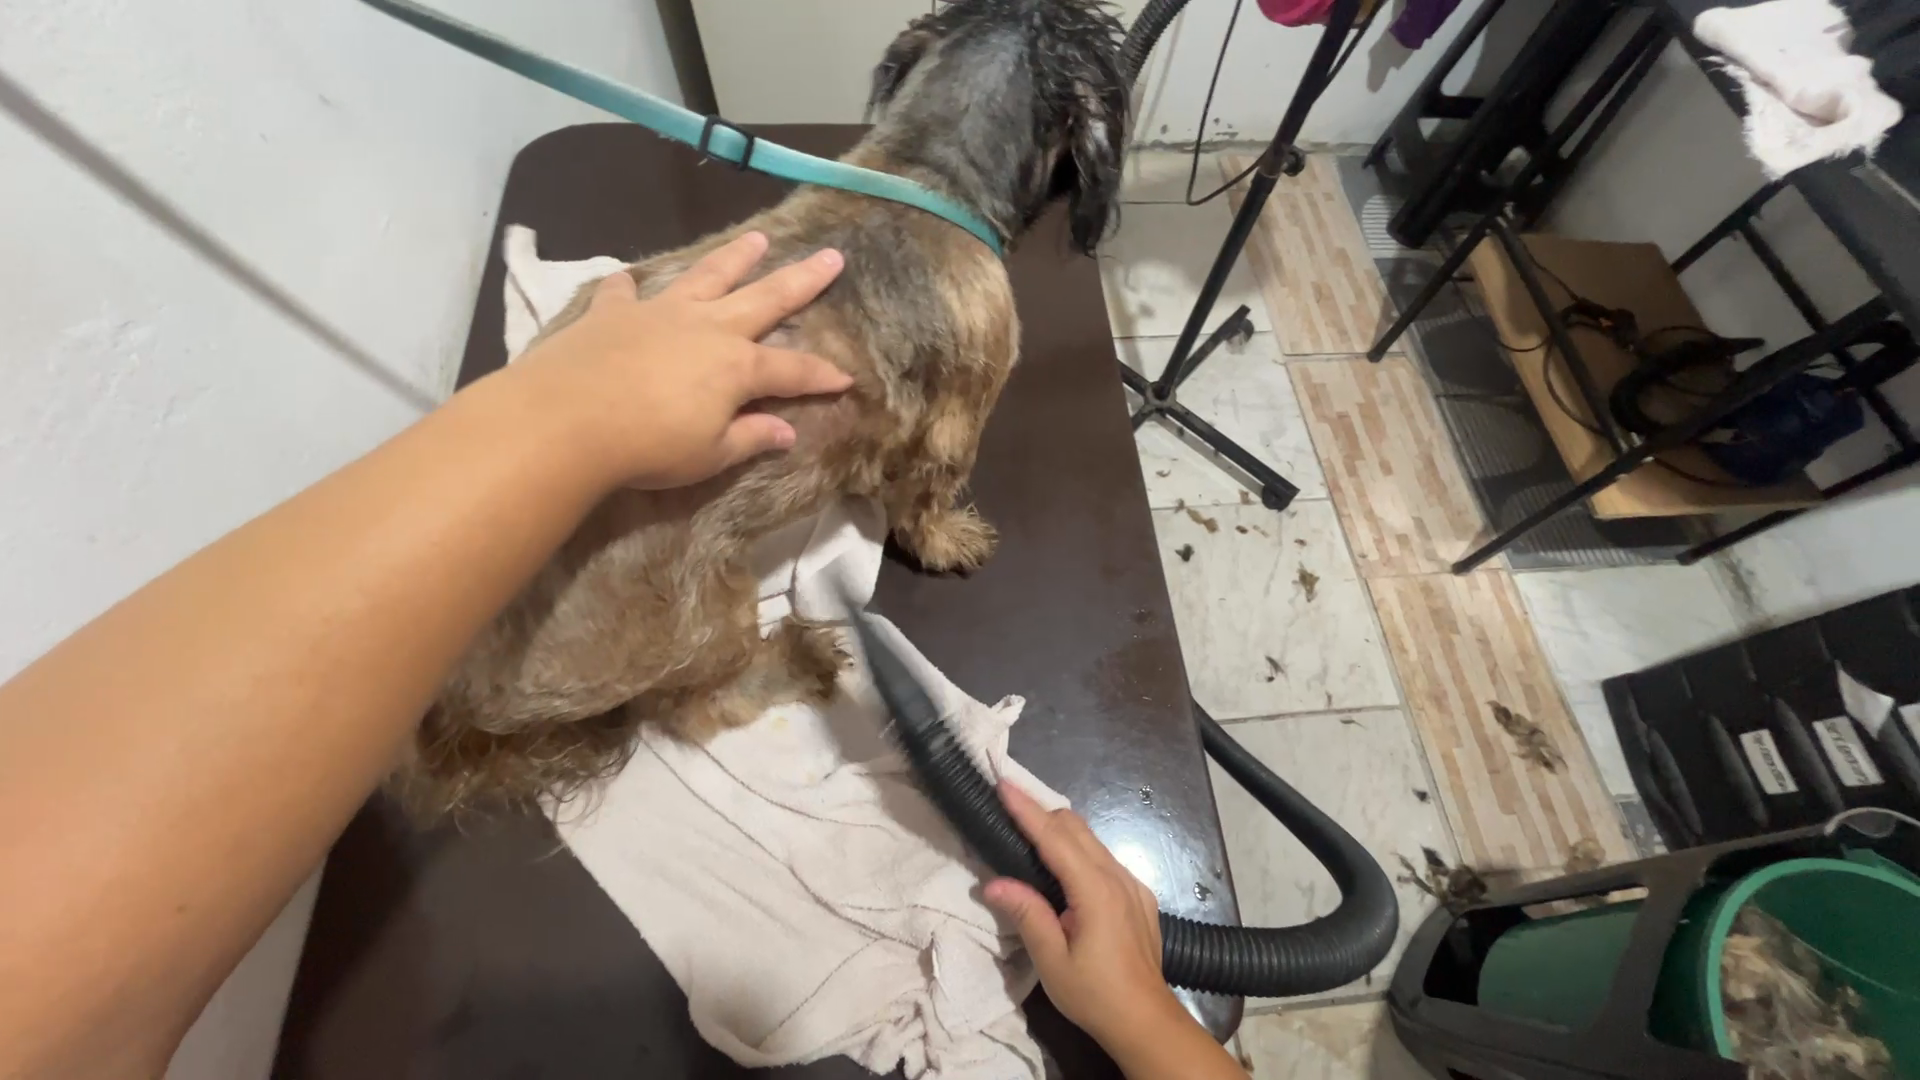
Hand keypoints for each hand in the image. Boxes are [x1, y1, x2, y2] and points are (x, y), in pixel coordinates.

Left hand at [505, 231, 851, 489]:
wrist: (566, 420)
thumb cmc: (650, 446)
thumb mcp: (711, 454)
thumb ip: (750, 438)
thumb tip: (786, 432)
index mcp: (737, 366)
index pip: (794, 369)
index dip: (822, 375)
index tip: (847, 378)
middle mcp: (707, 328)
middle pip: (766, 298)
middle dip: (802, 280)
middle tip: (831, 256)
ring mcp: (660, 314)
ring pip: (708, 277)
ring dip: (736, 257)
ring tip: (758, 238)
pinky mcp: (614, 313)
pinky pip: (626, 293)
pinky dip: (630, 288)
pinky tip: (631, 281)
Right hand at [983, 782, 1186, 1047]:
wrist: (1147, 1023)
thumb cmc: (1096, 995)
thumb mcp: (1052, 962)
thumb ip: (1027, 915)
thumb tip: (994, 883)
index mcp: (1095, 890)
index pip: (1055, 837)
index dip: (1027, 809)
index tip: (1004, 784)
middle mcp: (1117, 876)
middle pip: (1075, 828)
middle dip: (1041, 810)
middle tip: (1007, 803)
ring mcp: (1132, 884)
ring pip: (1091, 839)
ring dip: (1059, 828)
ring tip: (1027, 828)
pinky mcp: (1138, 895)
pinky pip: (1103, 857)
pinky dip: (1078, 848)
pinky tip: (1062, 865)